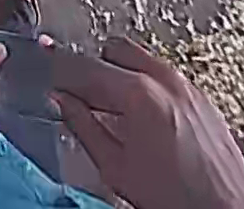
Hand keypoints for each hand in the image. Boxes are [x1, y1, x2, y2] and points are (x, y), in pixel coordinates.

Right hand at [52, 37, 243, 208]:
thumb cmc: (175, 199)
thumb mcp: (116, 168)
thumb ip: (83, 126)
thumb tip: (60, 99)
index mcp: (138, 93)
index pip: (86, 67)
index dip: (60, 62)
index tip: (44, 54)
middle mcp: (162, 78)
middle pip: (112, 49)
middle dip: (94, 67)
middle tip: (83, 93)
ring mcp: (184, 83)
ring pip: (137, 57)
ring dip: (119, 73)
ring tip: (114, 109)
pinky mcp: (199, 94)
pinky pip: (160, 74)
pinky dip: (143, 84)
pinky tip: (141, 117)